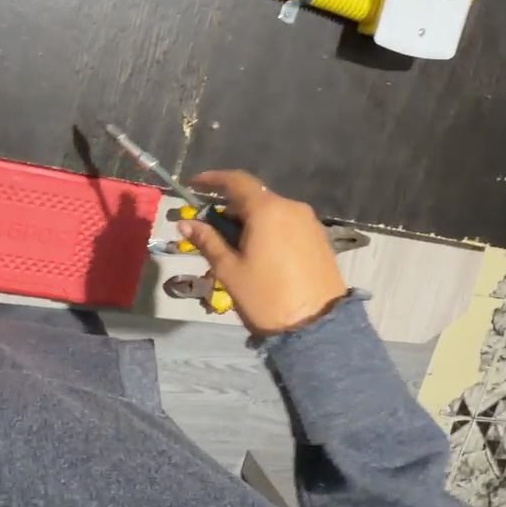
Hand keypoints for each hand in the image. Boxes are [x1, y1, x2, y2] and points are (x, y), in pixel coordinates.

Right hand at [178, 170, 347, 336]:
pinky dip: (268, 227)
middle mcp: (291, 207)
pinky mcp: (319, 237)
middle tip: (210, 228)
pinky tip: (259, 251)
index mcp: (267, 210)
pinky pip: (287, 222)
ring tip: (234, 245)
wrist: (317, 326)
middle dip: (230, 207)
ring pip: (271, 210)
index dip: (213, 179)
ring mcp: (309, 221)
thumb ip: (208, 241)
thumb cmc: (266, 297)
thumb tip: (186, 223)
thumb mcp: (229, 270)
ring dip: (249, 219)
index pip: (236, 181)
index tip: (194, 184)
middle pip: (254, 196)